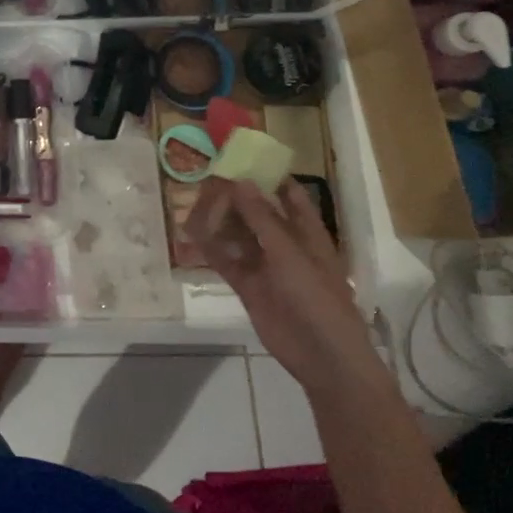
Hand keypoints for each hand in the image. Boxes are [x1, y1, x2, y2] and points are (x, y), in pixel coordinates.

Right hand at [185, 177, 383, 396]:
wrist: (322, 356)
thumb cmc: (317, 298)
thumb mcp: (290, 254)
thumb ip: (262, 218)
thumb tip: (240, 181)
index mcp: (308, 234)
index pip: (291, 196)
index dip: (270, 176)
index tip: (243, 156)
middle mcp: (286, 246)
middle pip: (259, 214)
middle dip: (237, 196)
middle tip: (206, 175)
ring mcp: (266, 267)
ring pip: (239, 236)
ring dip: (220, 220)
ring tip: (193, 199)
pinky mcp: (249, 287)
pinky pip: (226, 262)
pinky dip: (210, 248)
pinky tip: (190, 233)